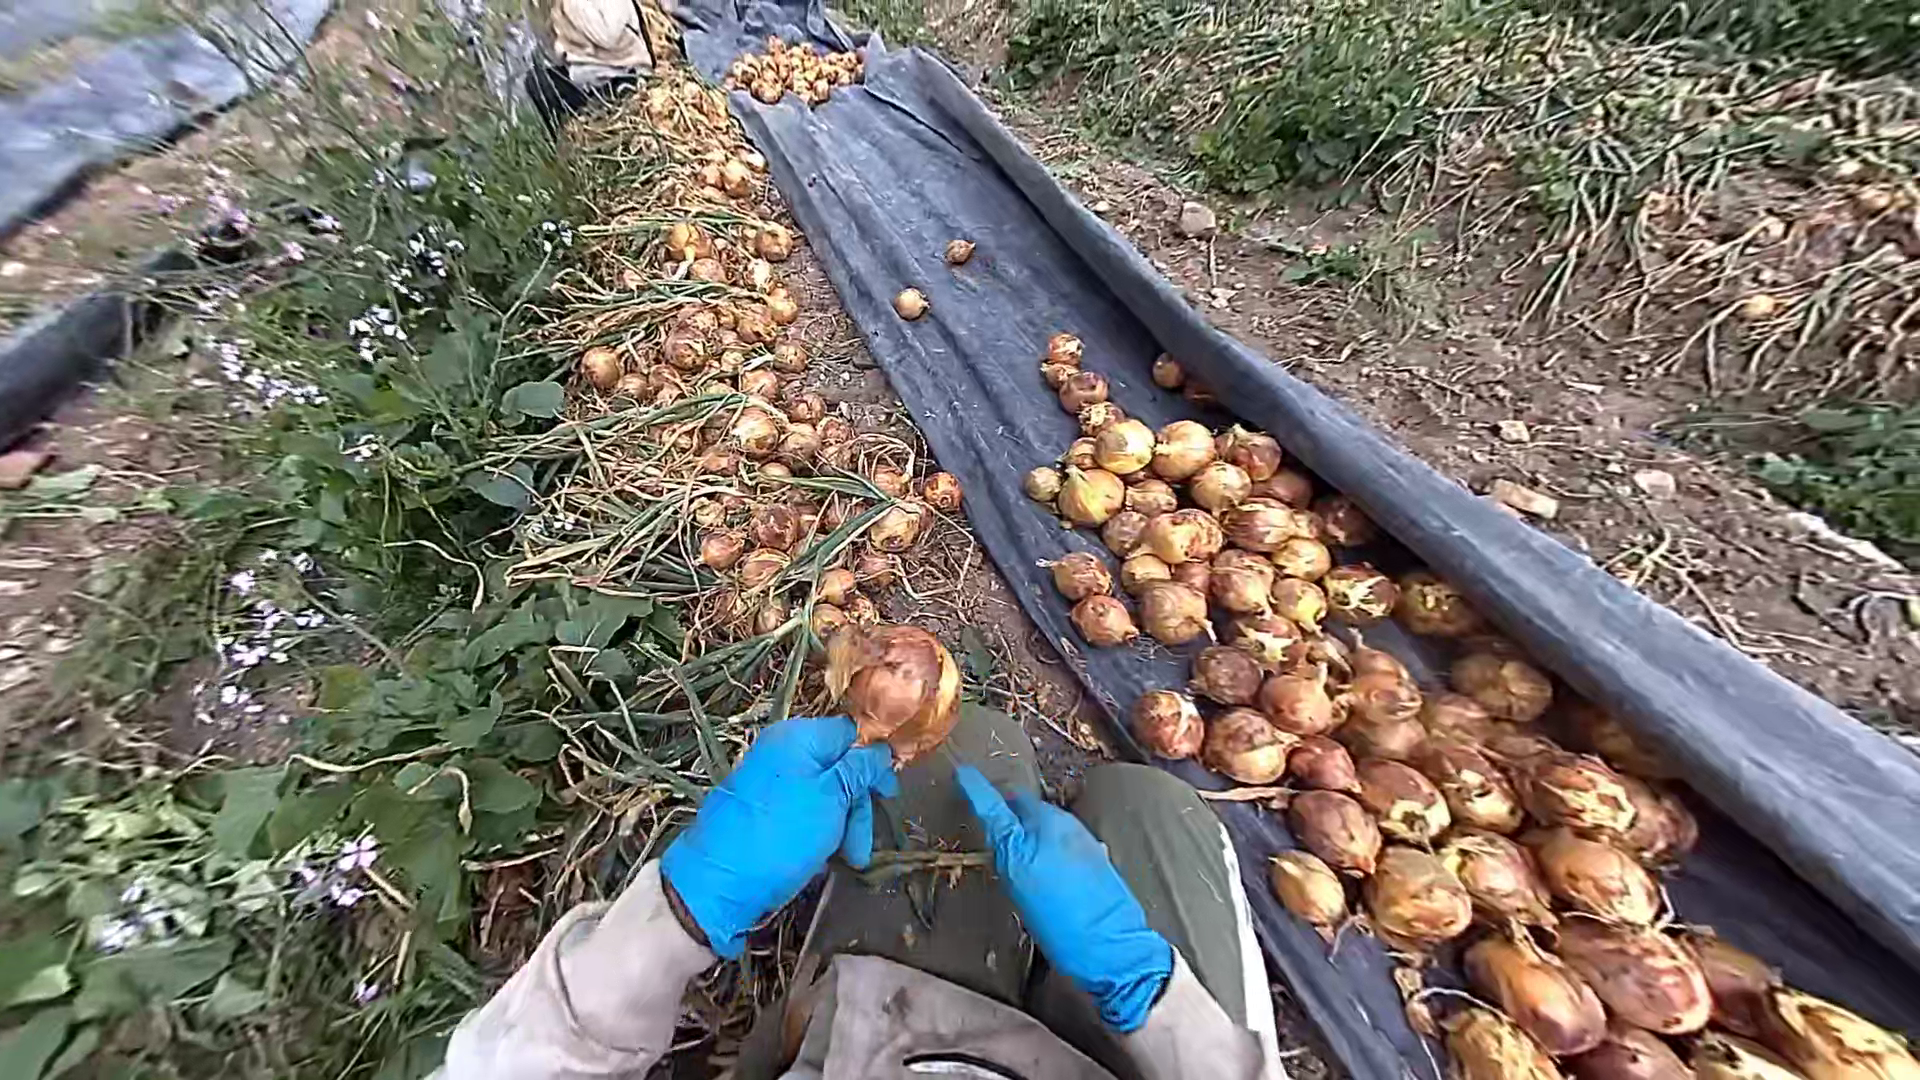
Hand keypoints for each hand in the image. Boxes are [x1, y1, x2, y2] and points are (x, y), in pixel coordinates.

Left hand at [662, 715, 897, 957]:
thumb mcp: (831, 799)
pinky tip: (826, 857)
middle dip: (858, 804)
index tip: (888, 795)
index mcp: (798, 736)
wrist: (714, 889)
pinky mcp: (765, 809)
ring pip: (825, 792)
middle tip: (863, 844)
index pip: (851, 734)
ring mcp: (772, 781)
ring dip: (844, 823)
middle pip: (840, 765)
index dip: (874, 763)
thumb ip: (860, 770)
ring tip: (848, 859)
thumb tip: (883, 749)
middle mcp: (783, 750)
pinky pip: (805, 809)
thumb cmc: (780, 836)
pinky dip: (821, 830)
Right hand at [956, 766, 1172, 1031]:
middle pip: (1023, 806)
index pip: (994, 804)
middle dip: (1011, 814)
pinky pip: (1062, 832)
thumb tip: (1000, 832)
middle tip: (1002, 838)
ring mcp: (1076, 831)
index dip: (976, 789)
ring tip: (1030, 859)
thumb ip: (1007, 852)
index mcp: (1030, 834)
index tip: (963, 773)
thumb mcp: (1020, 890)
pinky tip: (1055, 869)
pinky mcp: (1093, 843)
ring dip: (1033, 828)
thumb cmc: (1060, 926)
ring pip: (1044, 818)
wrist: (1113, 947)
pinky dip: (1052, 840)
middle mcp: (1053, 823)